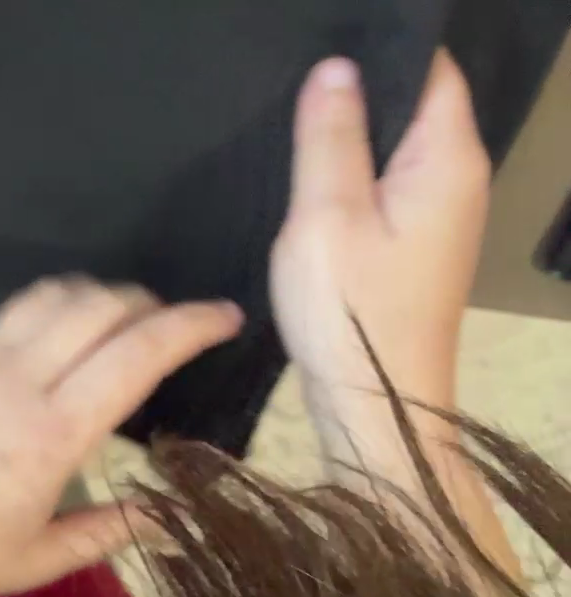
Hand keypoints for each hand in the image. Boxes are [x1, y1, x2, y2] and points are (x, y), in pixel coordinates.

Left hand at [0, 278, 241, 596]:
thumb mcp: (32, 561)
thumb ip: (106, 533)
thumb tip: (164, 514)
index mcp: (53, 430)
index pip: (142, 348)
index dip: (195, 322)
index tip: (224, 319)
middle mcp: (14, 379)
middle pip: (99, 304)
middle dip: (147, 302)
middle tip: (161, 327)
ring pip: (43, 297)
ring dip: (87, 298)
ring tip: (102, 324)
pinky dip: (27, 316)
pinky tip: (28, 342)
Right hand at [271, 53, 490, 459]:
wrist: (371, 391)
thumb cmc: (347, 305)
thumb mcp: (323, 219)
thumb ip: (329, 144)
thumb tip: (335, 70)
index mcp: (446, 159)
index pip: (428, 76)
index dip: (377, 60)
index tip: (313, 62)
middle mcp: (456, 178)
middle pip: (412, 114)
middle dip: (356, 103)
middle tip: (283, 106)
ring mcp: (437, 216)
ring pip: (393, 157)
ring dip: (347, 148)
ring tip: (285, 147)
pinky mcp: (410, 249)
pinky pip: (382, 193)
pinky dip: (347, 186)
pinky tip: (304, 200)